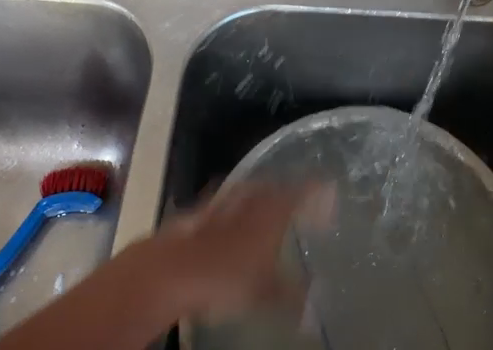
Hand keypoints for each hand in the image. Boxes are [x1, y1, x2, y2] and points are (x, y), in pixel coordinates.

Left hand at [0, 179, 334, 349]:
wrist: (164, 273)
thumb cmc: (221, 280)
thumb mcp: (262, 294)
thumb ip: (289, 296)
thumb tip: (314, 306)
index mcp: (267, 214)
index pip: (296, 195)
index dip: (313, 191)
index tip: (328, 187)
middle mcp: (243, 203)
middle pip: (268, 187)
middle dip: (283, 187)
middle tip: (296, 192)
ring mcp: (214, 207)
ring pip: (240, 192)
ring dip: (253, 192)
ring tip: (261, 197)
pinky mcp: (189, 217)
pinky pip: (214, 204)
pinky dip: (223, 205)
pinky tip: (219, 215)